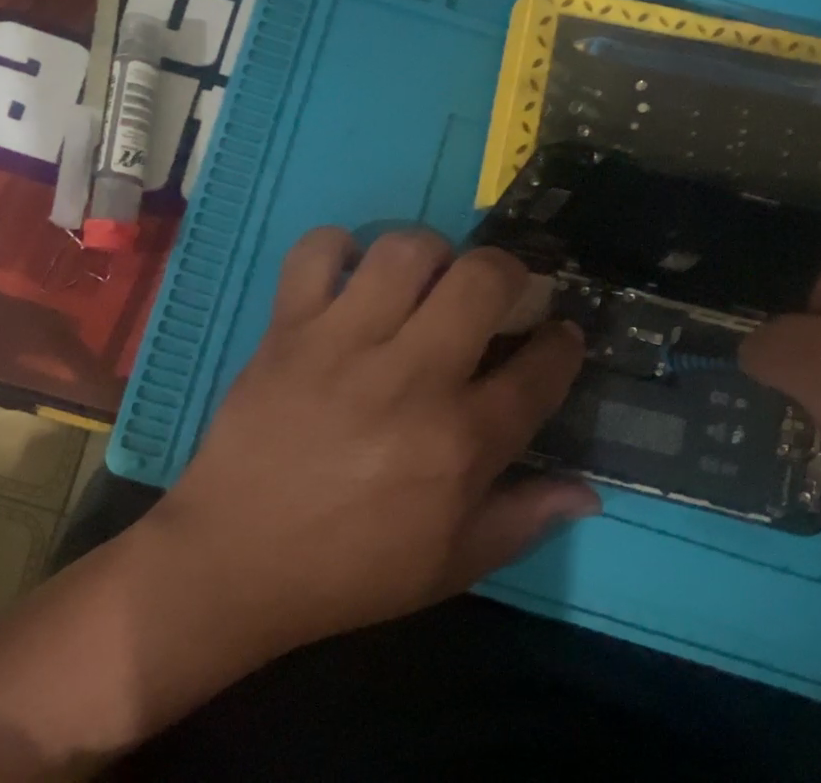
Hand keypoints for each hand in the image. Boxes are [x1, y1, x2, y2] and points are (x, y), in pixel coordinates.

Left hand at [138, 226, 598, 656]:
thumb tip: (587, 491)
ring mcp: (343, 344)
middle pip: (482, 280)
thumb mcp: (450, 566)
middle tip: (496, 293)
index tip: (558, 335)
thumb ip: (523, 521)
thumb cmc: (349, 571)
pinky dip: (338, 248)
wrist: (233, 559)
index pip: (540, 368)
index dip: (563, 343)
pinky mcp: (287, 330)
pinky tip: (350, 277)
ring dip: (431, 254)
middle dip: (508, 273)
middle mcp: (411, 377)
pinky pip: (315, 253)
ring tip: (426, 280)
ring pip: (406, 251)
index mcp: (461, 441)